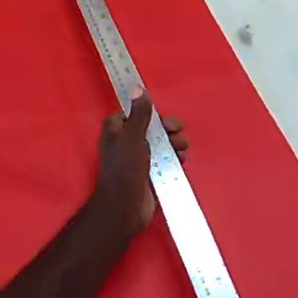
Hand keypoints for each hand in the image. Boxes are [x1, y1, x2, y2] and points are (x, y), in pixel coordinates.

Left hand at [95, 93, 186, 236]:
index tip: (156, 111)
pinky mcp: (152, 173)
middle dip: (165, 126)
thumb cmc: (124, 169)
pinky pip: (166, 160)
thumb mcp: (132, 138)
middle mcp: (127, 143)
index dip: (143, 111)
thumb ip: (139, 115)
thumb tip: (138, 89)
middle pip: (150, 127)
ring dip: (174, 142)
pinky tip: (182, 159)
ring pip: (161, 144)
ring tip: (182, 146)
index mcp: (115, 131)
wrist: (125, 208)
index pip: (129, 114)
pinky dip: (175, 157)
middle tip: (176, 128)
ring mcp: (140, 159)